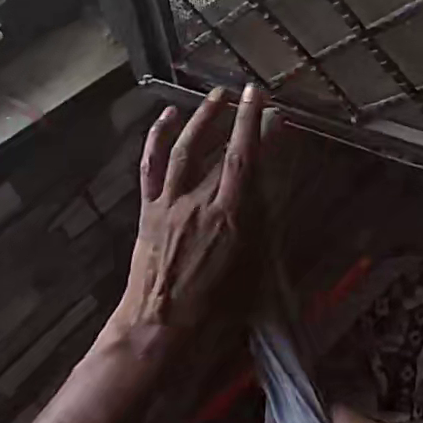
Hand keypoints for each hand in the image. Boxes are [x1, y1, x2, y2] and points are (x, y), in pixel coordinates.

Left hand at [106, 84, 267, 346]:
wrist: (159, 329)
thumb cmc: (216, 307)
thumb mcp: (253, 266)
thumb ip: (264, 222)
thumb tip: (274, 183)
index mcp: (230, 216)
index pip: (244, 158)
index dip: (253, 123)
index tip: (261, 95)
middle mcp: (199, 201)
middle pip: (218, 149)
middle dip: (236, 116)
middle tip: (246, 93)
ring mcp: (169, 202)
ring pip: (185, 148)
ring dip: (201, 117)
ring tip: (216, 95)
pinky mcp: (148, 209)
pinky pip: (151, 166)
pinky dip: (157, 137)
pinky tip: (167, 116)